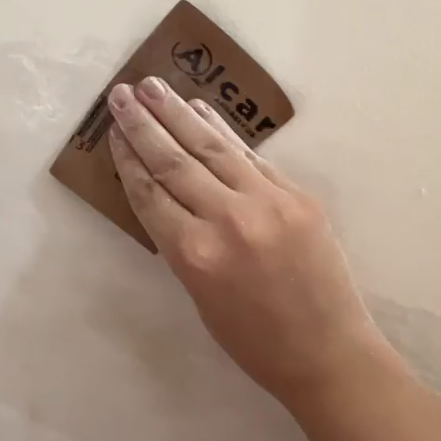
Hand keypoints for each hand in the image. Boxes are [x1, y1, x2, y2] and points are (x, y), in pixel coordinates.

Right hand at [106, 77, 403, 408]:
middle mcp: (227, 220)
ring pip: (211, 148)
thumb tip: (167, 192)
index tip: (112, 131)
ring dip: (179, 114)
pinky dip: (223, 130)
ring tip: (154, 87)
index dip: (128, 159)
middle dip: (144, 125)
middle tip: (121, 94)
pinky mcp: (297, 195)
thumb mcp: (199, 296)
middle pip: (174, 162)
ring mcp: (267, 202)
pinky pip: (250, 156)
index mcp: (195, 255)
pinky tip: (201, 110)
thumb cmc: (254, 341)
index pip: (151, 194)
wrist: (328, 353)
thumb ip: (182, 242)